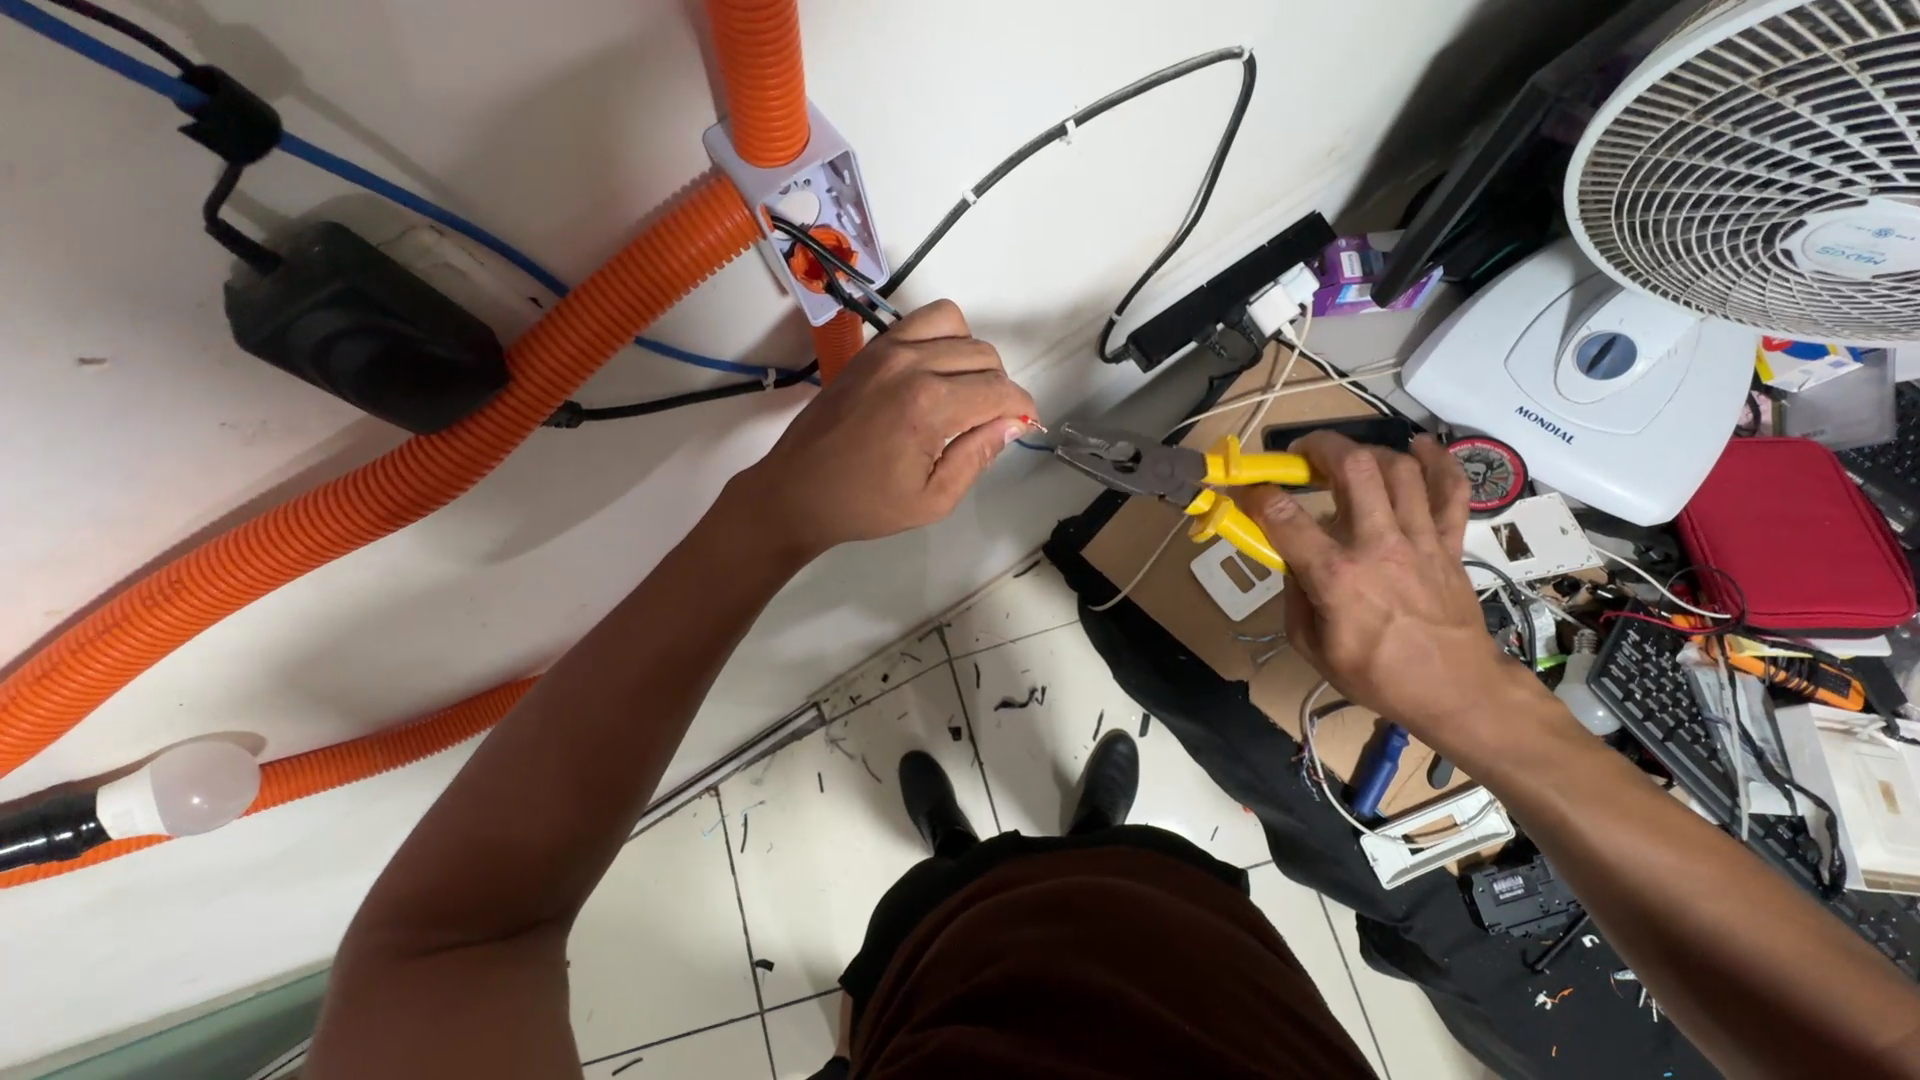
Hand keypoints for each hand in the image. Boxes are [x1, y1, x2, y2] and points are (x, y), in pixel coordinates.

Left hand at [729, 300, 1036, 559]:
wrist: (797, 491)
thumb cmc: (865, 505)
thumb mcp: (933, 500)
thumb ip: (977, 456)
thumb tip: (1012, 423)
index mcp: (928, 405)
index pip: (999, 390)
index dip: (1021, 408)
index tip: (1022, 425)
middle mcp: (910, 364)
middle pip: (984, 356)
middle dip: (999, 387)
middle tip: (988, 421)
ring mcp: (887, 349)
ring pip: (957, 326)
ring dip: (972, 356)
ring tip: (963, 391)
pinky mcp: (870, 348)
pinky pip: (922, 320)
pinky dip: (942, 338)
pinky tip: (935, 372)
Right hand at [1235, 433, 1556, 755]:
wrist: (1457, 691)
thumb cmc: (1379, 677)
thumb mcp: (1312, 648)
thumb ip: (1296, 598)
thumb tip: (1294, 562)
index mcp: (1336, 576)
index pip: (1284, 516)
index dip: (1256, 495)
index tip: (1244, 490)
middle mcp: (1377, 545)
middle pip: (1353, 468)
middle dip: (1321, 447)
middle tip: (1303, 453)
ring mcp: (1419, 539)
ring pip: (1398, 469)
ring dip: (1368, 452)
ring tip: (1349, 458)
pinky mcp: (1450, 543)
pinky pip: (1451, 490)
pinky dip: (1438, 461)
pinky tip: (1418, 447)